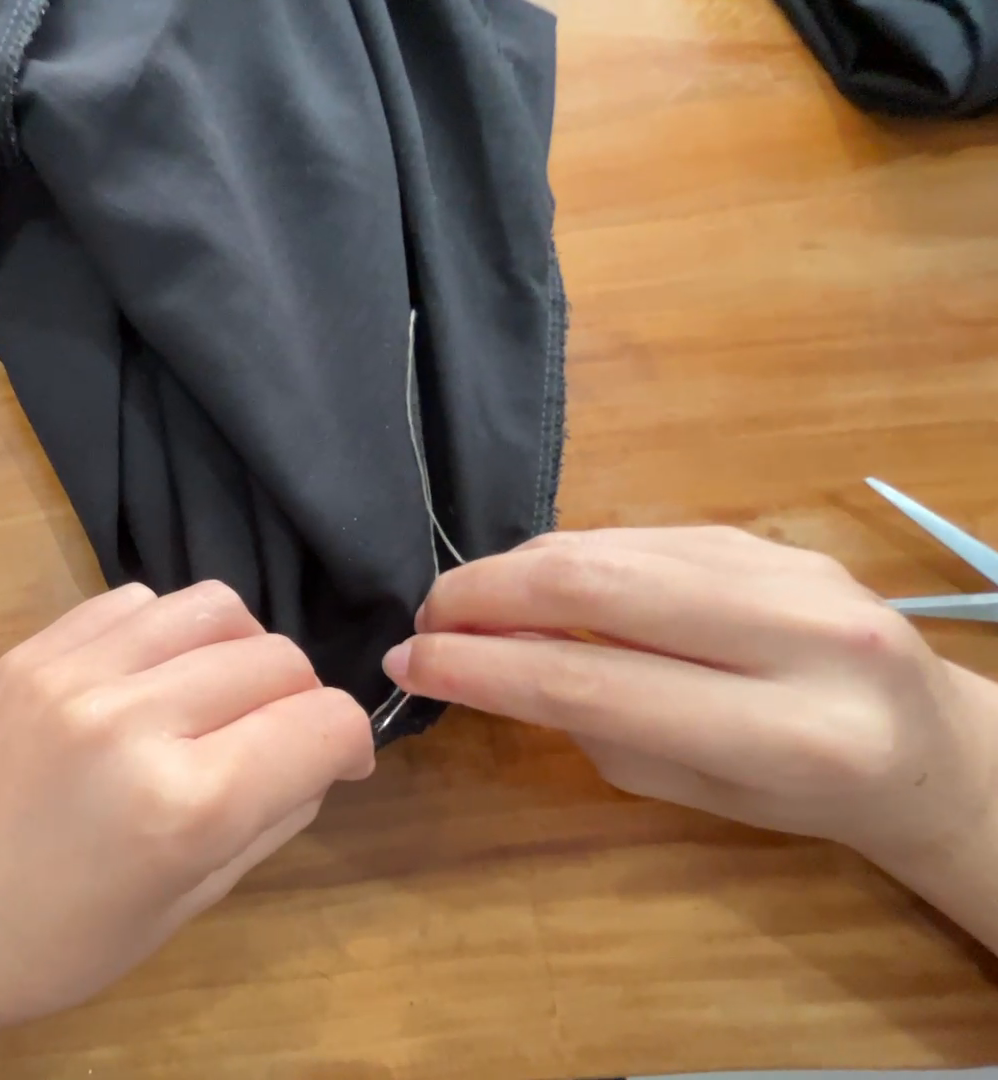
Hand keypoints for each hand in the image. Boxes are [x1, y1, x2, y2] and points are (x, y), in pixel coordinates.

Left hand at [0, 581, 373, 1039]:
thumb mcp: (187, 904)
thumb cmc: (58, 942)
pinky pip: (133, 602)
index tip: (333, 760)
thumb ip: (269, 817)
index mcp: (186, 804)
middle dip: (299, 697)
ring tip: (214, 692)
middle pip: (274, 657)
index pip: (321, 723)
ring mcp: (74, 672)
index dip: (347, 740)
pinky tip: (148, 675)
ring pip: (210, 606)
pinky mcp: (30, 650)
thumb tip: (314, 753)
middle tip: (273, 735)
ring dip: (238, 647)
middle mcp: (133, 717)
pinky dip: (165, 631)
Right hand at [382, 527, 997, 872]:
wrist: (929, 744)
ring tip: (466, 605)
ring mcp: (790, 570)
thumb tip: (479, 649)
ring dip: (504, 572)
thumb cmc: (787, 793)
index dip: (473, 668)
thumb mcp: (673, 781)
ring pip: (596, 548)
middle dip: (476, 596)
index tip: (403, 664)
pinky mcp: (762, 536)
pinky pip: (621, 535)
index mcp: (787, 734)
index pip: (585, 683)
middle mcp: (805, 638)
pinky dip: (551, 560)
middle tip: (426, 620)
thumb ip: (579, 712)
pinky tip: (529, 589)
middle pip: (589, 588)